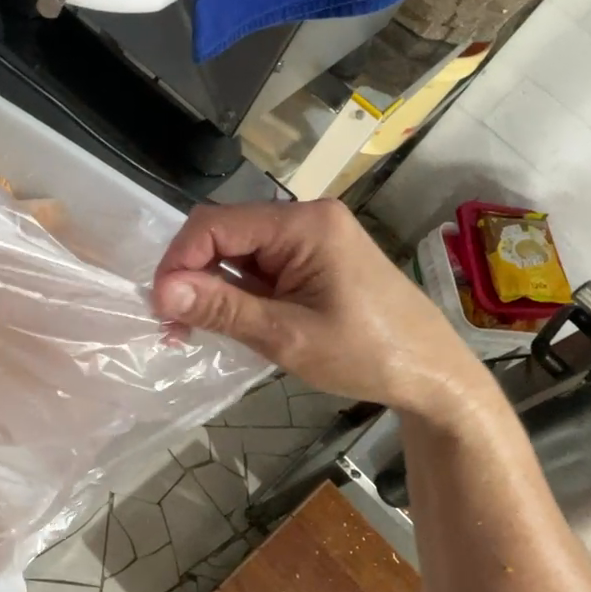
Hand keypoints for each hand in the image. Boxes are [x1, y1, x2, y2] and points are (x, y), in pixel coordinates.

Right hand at [152, 199, 488, 420]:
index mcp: (305, 224)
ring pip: (236, 251)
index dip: (179, 262)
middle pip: (223, 231)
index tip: (161, 310)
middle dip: (190, 274)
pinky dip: (233, 293)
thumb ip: (222, 309)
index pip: (216, 224)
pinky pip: (256, 266)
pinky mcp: (310, 260)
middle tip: (173, 325)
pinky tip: (224, 321)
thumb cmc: (365, 355)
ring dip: (209, 287)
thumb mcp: (286, 336)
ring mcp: (309, 238)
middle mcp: (305, 218)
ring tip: (192, 330)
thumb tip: (161, 292)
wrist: (429, 373)